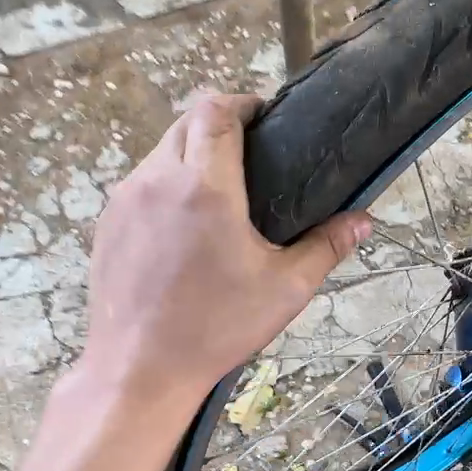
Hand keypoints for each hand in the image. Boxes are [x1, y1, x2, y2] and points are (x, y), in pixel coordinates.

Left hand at [81, 93, 369, 395]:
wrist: (140, 367)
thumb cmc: (218, 326)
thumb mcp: (285, 288)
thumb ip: (326, 246)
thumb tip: (364, 221)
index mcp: (205, 186)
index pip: (215, 110)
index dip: (242, 103)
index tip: (265, 118)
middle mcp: (157, 179)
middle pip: (185, 121)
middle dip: (218, 124)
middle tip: (251, 154)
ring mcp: (124, 200)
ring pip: (159, 151)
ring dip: (190, 154)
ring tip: (222, 192)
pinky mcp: (107, 223)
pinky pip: (139, 184)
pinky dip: (166, 185)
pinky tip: (186, 226)